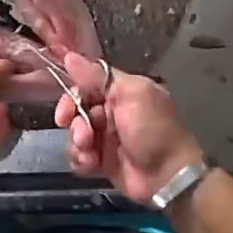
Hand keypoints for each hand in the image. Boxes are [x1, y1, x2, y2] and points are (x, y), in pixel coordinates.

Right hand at [54, 52, 204, 205]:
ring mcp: (105, 137)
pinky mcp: (101, 160)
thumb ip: (99, 76)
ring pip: (74, 134)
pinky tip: (91, 165)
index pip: (86, 85)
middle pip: (76, 110)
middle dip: (75, 124)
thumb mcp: (131, 95)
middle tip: (84, 137)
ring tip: (91, 155)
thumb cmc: (153, 131)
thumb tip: (70, 56)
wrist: (166, 176)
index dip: (72, 96)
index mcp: (122, 93)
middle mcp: (111, 112)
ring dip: (78, 145)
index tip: (65, 112)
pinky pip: (78, 155)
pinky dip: (81, 160)